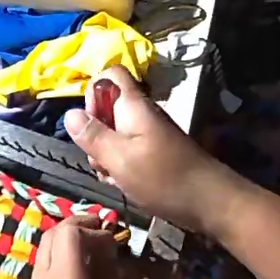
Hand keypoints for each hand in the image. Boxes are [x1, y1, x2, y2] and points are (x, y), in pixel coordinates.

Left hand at [23, 219, 135, 278]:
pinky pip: (43, 272)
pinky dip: (60, 262)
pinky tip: (82, 275)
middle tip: (101, 233)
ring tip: (94, 253)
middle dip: (75, 228)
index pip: (68, 233)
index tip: (112, 236)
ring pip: (44, 253)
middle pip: (51, 236)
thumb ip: (112, 277)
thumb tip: (106, 256)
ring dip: (66, 245)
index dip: (91, 227)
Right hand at [63, 67, 247, 233]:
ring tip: (113, 177)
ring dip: (104, 155)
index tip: (90, 122)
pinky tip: (123, 184)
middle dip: (94, 133)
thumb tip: (69, 114)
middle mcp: (140, 114)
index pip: (108, 76)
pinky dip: (119, 166)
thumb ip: (93, 135)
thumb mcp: (119, 158)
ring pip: (112, 134)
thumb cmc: (164, 178)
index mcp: (133, 106)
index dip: (92, 93)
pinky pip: (125, 152)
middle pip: (105, 109)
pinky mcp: (153, 153)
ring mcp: (147, 134)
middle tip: (101, 160)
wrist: (211, 203)